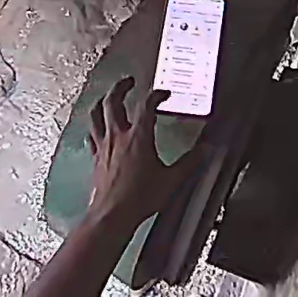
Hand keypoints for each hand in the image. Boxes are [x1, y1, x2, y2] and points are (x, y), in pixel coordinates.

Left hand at [85, 77, 200, 226]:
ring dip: (103, 101)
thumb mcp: (171, 179)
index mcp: (138, 137)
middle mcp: (118, 136)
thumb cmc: (141, 198)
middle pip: (113, 102)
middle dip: (121, 87)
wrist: (113, 215)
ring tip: (109, 96)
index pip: (147, 106)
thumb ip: (189, 162)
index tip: (164, 94)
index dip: (157, 95)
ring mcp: (103, 146)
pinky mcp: (96, 157)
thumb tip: (205, 150)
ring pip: (96, 114)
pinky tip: (98, 127)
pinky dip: (95, 125)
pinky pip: (91, 134)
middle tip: (129, 81)